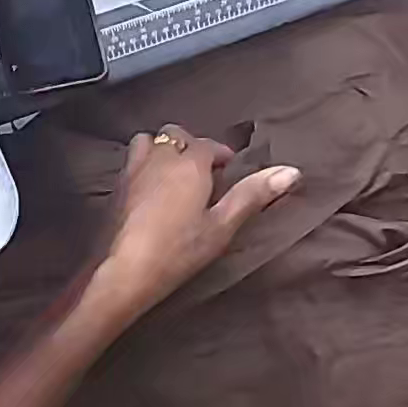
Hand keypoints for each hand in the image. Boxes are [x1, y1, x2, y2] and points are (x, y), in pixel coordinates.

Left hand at [83, 124, 300, 321]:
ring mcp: (132, 170)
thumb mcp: (222, 226)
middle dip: (191, 146)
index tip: (229, 170)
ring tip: (174, 173)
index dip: (221, 155)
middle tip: (203, 172)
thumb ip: (252, 195)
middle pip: (176, 135)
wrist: (126, 270)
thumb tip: (292, 171)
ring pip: (148, 142)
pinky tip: (150, 189)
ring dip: (162, 149)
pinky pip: (132, 162)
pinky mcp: (116, 188)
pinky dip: (144, 165)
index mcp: (188, 163)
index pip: (209, 145)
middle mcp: (158, 157)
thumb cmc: (178, 250)